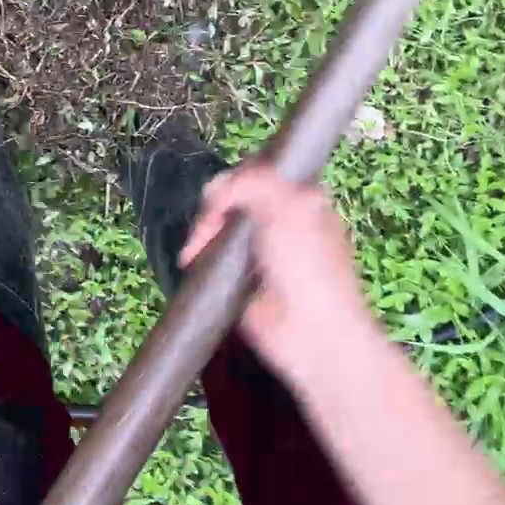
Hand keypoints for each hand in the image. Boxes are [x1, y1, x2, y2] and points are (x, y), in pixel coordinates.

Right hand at [180, 162, 374, 387]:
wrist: (312, 334)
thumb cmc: (308, 266)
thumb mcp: (289, 209)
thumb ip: (253, 183)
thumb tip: (219, 188)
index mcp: (301, 198)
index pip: (259, 170)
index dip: (237, 175)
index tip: (221, 190)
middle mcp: (279, 218)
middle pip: (233, 195)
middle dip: (214, 204)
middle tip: (209, 221)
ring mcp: (258, 247)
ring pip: (218, 221)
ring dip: (203, 229)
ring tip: (195, 248)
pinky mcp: (239, 273)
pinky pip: (212, 250)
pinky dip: (198, 250)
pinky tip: (191, 258)